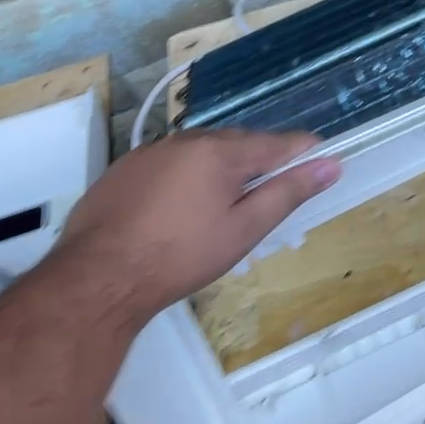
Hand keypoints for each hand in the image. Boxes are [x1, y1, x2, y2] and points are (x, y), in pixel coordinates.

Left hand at [48, 130, 341, 323]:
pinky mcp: (122, 171)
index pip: (277, 143)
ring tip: (225, 202)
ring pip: (201, 151)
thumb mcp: (244, 229)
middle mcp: (185, 140)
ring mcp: (148, 153)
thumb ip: (288, 192)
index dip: (302, 152)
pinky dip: (186, 176)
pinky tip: (180, 208)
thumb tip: (331, 165)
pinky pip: (170, 162)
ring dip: (221, 167)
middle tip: (269, 191)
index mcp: (219, 151)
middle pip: (238, 143)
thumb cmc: (179, 257)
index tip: (321, 162)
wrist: (93, 282)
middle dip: (259, 161)